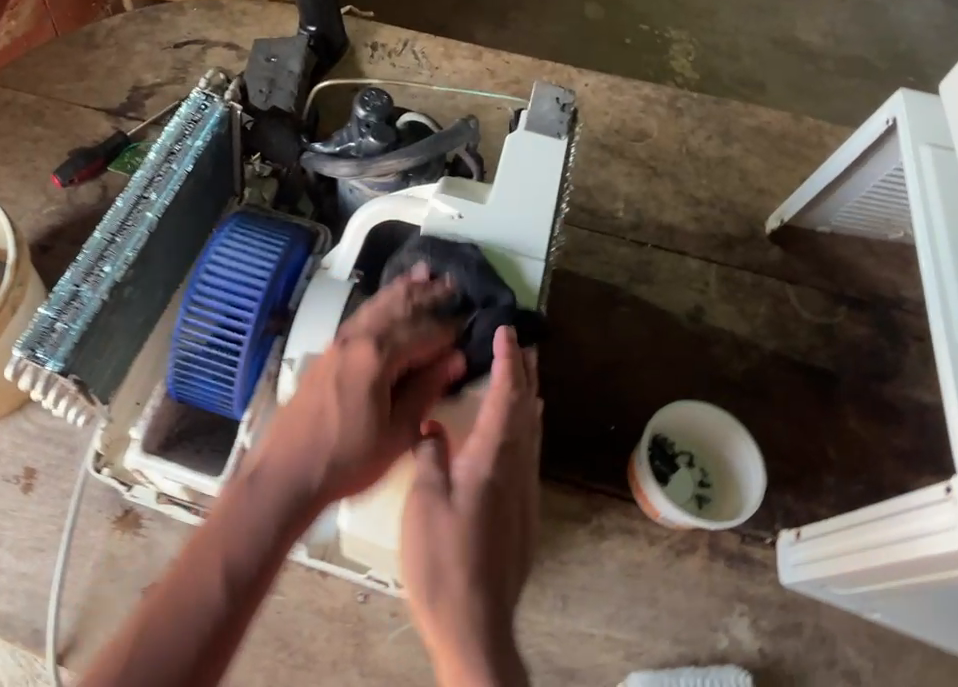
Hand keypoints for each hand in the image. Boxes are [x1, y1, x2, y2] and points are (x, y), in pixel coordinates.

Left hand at [248, 265, 465, 512]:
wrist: (288, 471)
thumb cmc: (347, 460)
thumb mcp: (397, 432)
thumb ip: (426, 390)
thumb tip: (456, 358)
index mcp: (377, 356)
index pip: (423, 331)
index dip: (449, 328)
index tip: (472, 321)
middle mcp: (356, 338)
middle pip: (398, 308)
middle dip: (427, 296)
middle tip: (453, 283)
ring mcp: (338, 342)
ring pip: (376, 306)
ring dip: (402, 290)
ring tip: (423, 274)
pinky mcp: (327, 353)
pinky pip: (361, 316)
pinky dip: (380, 302)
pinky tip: (387, 301)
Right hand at [401, 327, 540, 686]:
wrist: (476, 624)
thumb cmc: (443, 560)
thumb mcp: (424, 501)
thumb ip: (431, 457)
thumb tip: (435, 429)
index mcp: (493, 459)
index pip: (506, 397)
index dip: (507, 362)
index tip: (506, 332)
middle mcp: (517, 470)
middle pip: (528, 410)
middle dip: (526, 373)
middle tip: (524, 343)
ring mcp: (524, 494)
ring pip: (533, 433)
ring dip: (529, 398)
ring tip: (527, 376)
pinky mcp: (523, 515)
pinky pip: (530, 454)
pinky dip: (527, 428)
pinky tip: (521, 433)